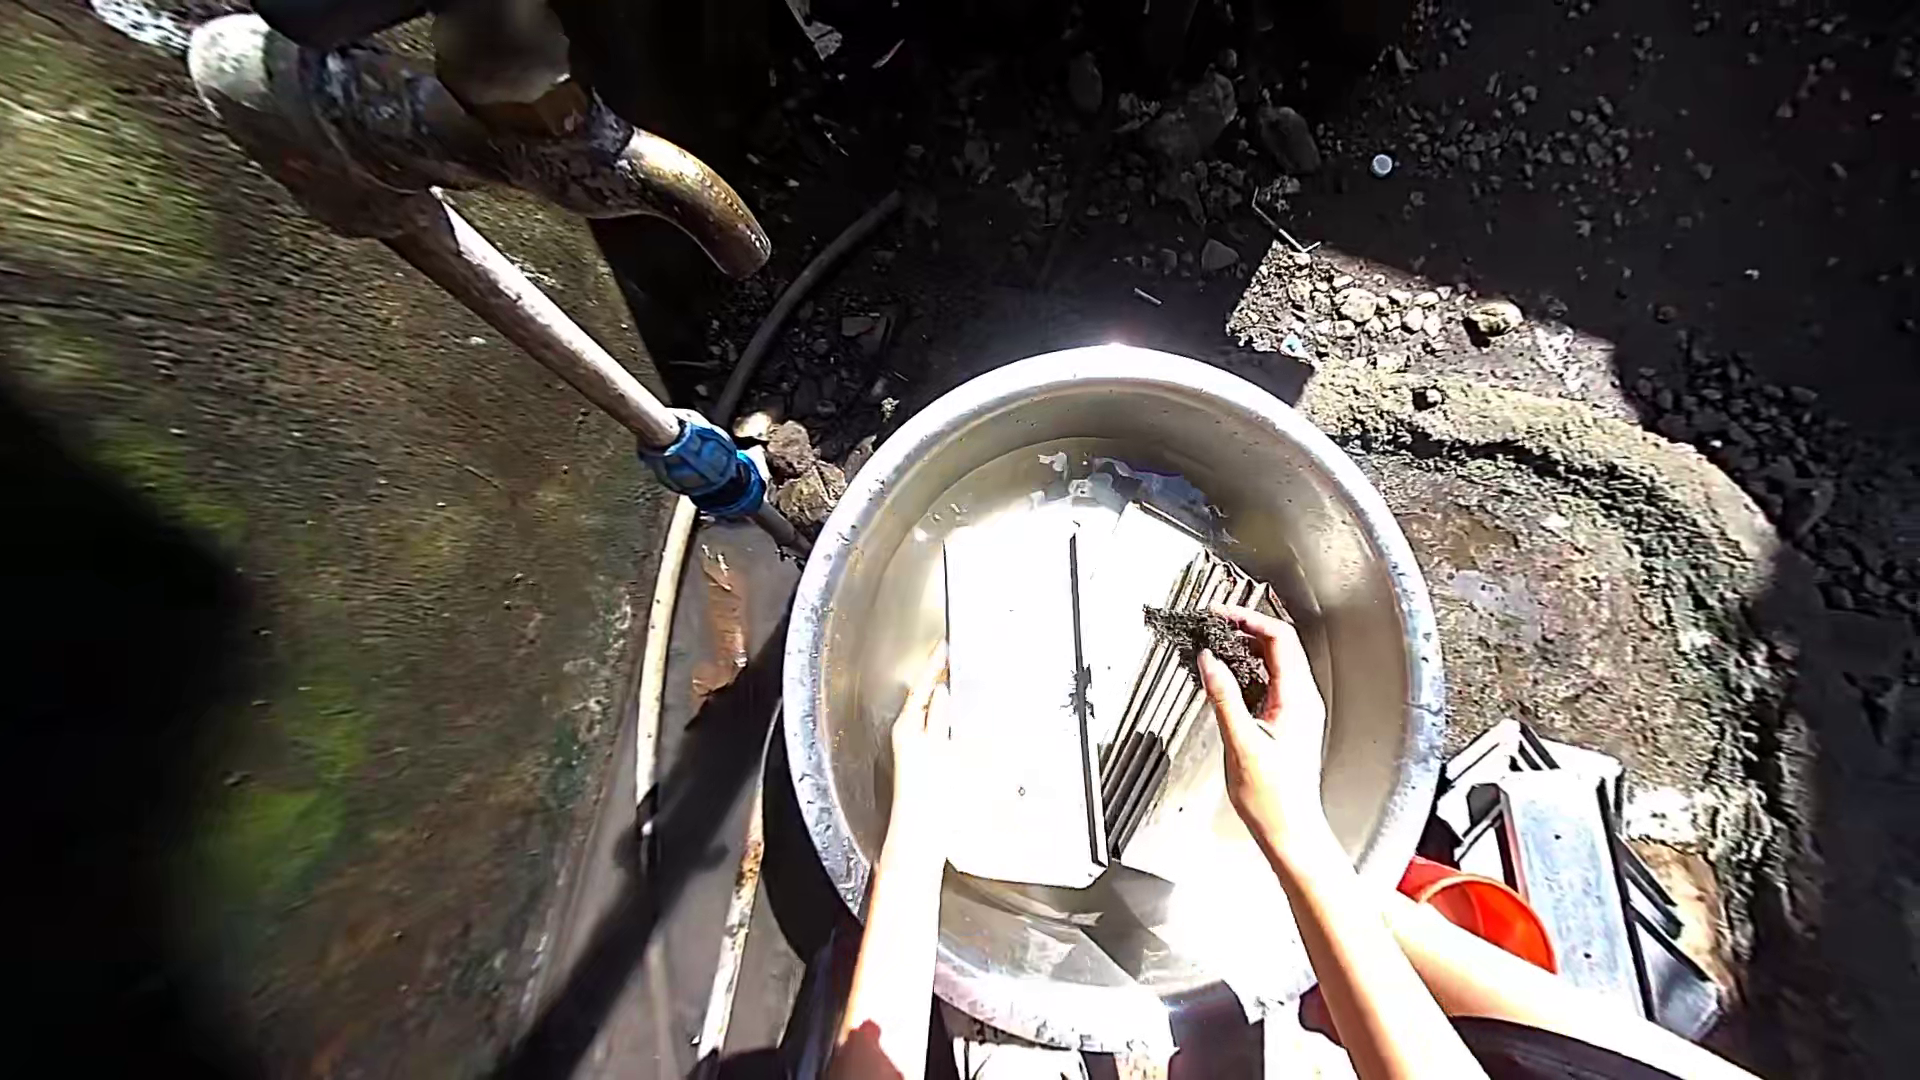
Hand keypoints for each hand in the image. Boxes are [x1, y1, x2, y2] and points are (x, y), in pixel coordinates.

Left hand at [887, 642, 950, 834]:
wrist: (923, 835)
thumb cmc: (925, 798)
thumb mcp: (932, 750)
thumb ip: (937, 718)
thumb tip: (942, 691)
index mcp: (908, 727)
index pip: (922, 686)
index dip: (933, 664)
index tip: (944, 644)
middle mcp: (912, 733)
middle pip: (926, 695)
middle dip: (940, 675)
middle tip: (956, 654)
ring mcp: (923, 746)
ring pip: (935, 711)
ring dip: (948, 694)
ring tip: (962, 674)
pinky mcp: (933, 758)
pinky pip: (943, 728)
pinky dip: (953, 715)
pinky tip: (965, 711)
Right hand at [1197, 604, 1333, 868]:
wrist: (1289, 830)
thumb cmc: (1272, 797)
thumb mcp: (1241, 742)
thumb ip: (1224, 697)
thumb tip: (1208, 660)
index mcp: (1297, 700)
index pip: (1279, 639)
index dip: (1248, 620)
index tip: (1219, 614)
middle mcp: (1301, 700)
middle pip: (1277, 644)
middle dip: (1244, 626)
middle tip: (1213, 621)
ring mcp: (1293, 709)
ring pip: (1271, 660)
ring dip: (1243, 645)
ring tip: (1214, 640)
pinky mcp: (1282, 719)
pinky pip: (1265, 678)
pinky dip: (1243, 665)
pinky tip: (1222, 671)